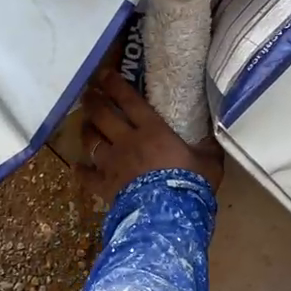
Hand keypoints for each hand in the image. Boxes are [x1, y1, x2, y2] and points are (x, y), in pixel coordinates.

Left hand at [77, 71, 223, 203]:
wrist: (169, 215)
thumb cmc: (191, 184)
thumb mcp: (209, 161)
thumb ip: (207, 146)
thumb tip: (213, 136)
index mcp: (152, 130)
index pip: (129, 100)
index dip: (115, 84)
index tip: (104, 74)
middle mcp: (127, 141)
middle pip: (103, 115)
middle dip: (93, 101)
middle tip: (88, 94)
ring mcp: (112, 164)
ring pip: (91, 140)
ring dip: (86, 130)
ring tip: (84, 123)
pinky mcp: (105, 186)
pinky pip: (88, 176)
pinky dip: (81, 170)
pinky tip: (77, 167)